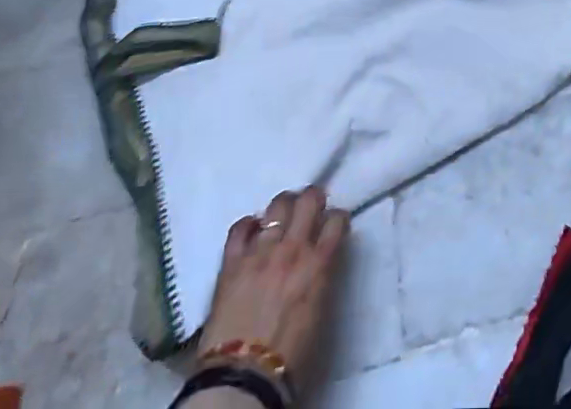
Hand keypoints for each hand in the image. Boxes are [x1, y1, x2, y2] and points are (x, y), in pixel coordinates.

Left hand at [200, 185, 350, 394]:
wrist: (244, 374)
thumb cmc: (292, 356)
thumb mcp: (321, 314)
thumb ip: (322, 279)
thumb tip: (321, 263)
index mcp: (318, 265)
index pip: (336, 222)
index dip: (338, 217)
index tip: (336, 222)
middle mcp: (291, 248)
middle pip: (307, 201)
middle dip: (314, 196)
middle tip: (313, 203)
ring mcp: (259, 250)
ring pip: (276, 206)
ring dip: (284, 204)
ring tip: (285, 210)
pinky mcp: (232, 259)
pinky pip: (239, 227)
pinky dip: (249, 223)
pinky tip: (253, 227)